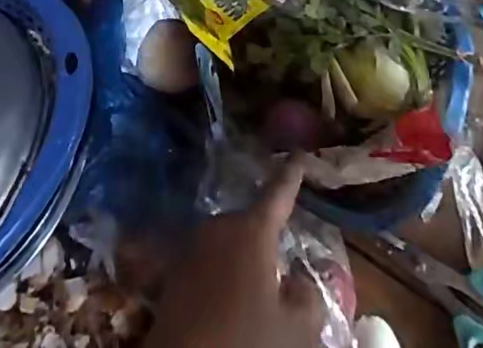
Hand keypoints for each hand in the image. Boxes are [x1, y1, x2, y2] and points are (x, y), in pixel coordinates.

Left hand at [145, 161, 325, 347]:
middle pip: (252, 224)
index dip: (291, 174)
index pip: (278, 194)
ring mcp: (193, 246)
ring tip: (254, 293)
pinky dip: (221, 276)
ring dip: (242, 260)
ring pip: (229, 244)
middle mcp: (220, 227)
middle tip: (279, 268)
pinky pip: (208, 263)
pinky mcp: (174, 270)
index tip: (298, 153)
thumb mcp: (296, 329)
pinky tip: (227, 302)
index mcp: (253, 231)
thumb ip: (307, 296)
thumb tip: (298, 279)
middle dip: (265, 240)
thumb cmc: (245, 340)